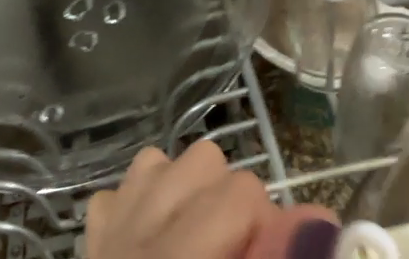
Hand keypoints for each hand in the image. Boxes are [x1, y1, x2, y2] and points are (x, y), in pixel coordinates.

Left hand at [85, 141, 341, 258]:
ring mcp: (109, 227)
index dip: (270, 220)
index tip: (277, 250)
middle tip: (242, 247)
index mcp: (182, 250)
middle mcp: (140, 226)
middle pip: (203, 159)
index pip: (241, 191)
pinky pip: (116, 192)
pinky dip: (139, 208)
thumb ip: (275, 254)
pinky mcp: (89, 238)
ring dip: (186, 192)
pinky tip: (153, 242)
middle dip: (233, 201)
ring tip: (201, 239)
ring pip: (156, 162)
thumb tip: (319, 218)